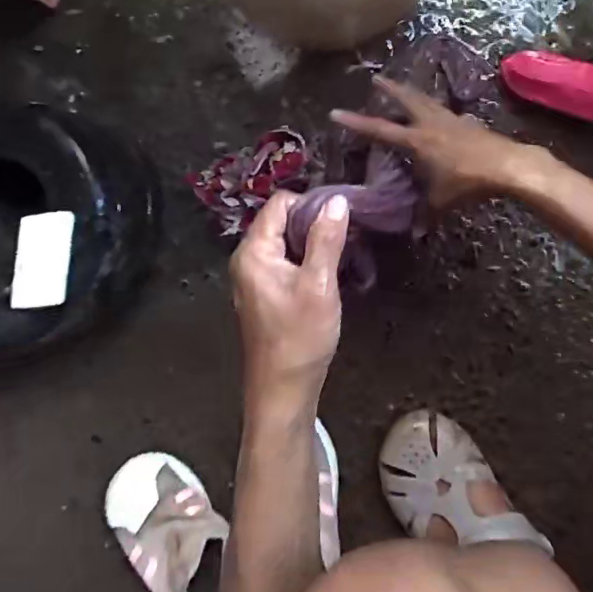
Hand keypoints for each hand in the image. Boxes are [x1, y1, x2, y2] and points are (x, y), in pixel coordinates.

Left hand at [229, 190, 347, 404]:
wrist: (282, 392)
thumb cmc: (300, 338)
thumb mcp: (319, 285)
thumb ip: (327, 239)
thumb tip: (337, 200)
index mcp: (253, 251)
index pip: (280, 203)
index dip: (311, 203)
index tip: (340, 216)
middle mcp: (246, 258)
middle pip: (281, 220)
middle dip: (313, 223)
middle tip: (346, 235)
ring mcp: (252, 276)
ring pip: (285, 241)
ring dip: (312, 243)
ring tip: (341, 253)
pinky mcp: (262, 292)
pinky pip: (283, 261)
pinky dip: (304, 260)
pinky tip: (326, 274)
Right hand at [331, 76, 546, 208]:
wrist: (508, 165)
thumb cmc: (468, 181)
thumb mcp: (441, 201)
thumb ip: (425, 214)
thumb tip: (414, 234)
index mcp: (417, 140)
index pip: (380, 130)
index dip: (356, 122)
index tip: (336, 112)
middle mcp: (431, 123)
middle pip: (407, 99)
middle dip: (390, 89)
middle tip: (377, 79)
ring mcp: (452, 120)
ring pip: (427, 102)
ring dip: (414, 95)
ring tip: (407, 91)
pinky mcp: (469, 124)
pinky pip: (447, 113)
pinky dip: (439, 111)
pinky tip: (443, 117)